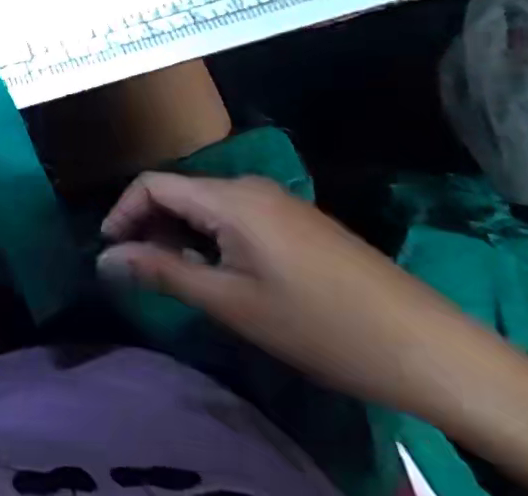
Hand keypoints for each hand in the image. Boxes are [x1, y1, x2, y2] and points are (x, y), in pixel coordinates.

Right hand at [99, 173, 527, 495]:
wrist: (422, 343)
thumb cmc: (317, 326)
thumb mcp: (232, 303)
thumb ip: (163, 273)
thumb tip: (105, 259)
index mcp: (231, 197)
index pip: (154, 183)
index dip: (122, 212)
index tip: (109, 252)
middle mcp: (251, 185)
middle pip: (181, 190)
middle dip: (149, 223)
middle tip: (138, 271)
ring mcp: (279, 200)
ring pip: (208, 204)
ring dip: (180, 233)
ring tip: (174, 277)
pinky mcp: (298, 219)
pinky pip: (236, 215)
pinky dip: (211, 237)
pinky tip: (219, 273)